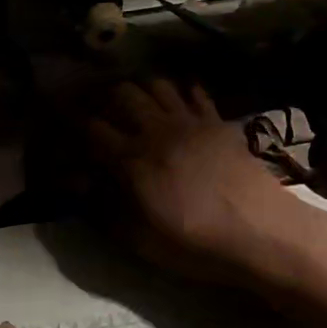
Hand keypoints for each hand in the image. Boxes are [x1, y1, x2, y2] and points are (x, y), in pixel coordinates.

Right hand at [87, 80, 323, 281]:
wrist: (259, 233)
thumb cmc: (193, 242)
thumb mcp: (139, 238)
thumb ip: (104, 209)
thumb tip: (77, 186)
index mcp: (131, 160)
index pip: (92, 129)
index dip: (75, 126)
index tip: (67, 130)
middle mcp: (157, 131)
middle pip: (123, 94)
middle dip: (106, 99)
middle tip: (101, 112)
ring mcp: (190, 123)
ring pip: (158, 85)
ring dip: (142, 90)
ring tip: (136, 104)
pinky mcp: (218, 124)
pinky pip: (196, 94)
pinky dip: (183, 91)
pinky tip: (178, 101)